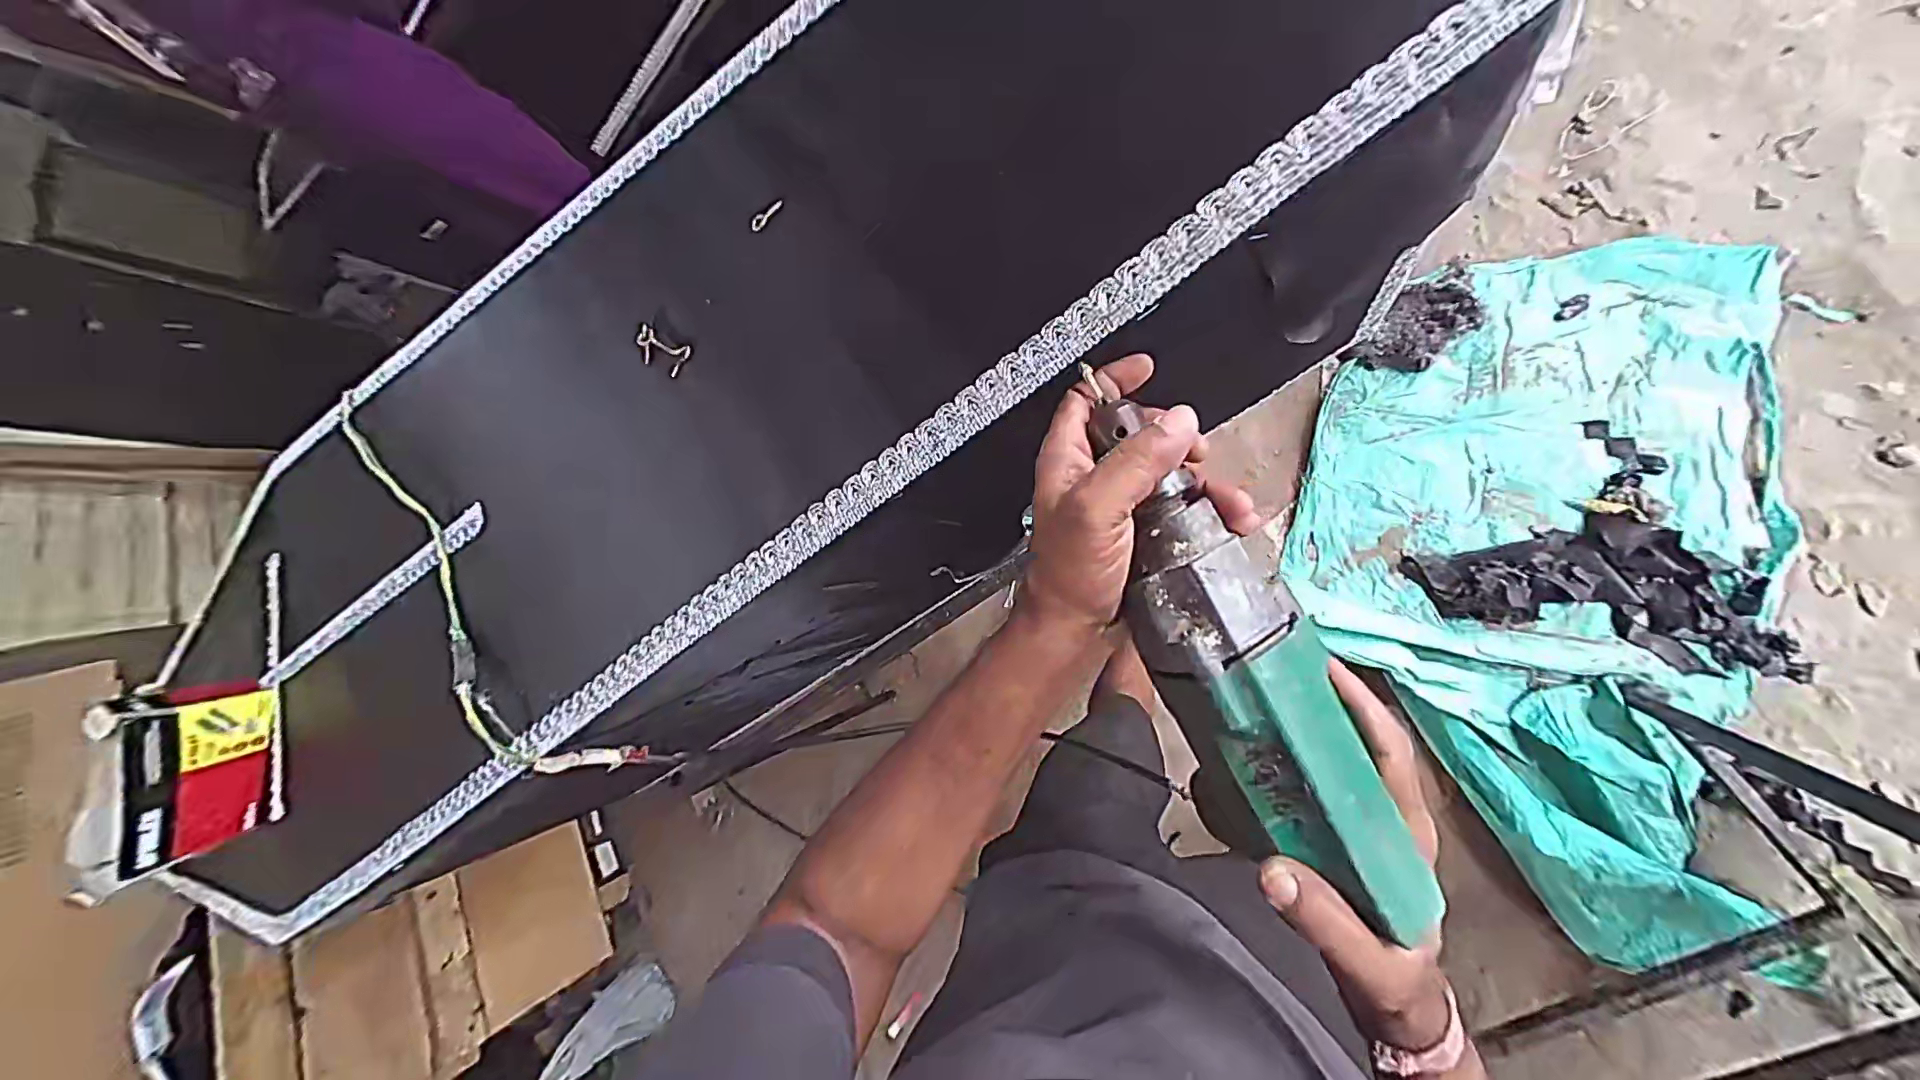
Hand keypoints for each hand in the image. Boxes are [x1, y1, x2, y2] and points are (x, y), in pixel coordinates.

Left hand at [1019, 354, 1260, 635]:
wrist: (1077, 631)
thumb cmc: (1068, 575)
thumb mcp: (1096, 509)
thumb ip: (1134, 463)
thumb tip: (1178, 423)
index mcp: (1069, 461)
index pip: (1086, 402)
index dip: (1113, 381)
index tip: (1147, 369)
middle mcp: (1094, 477)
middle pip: (1140, 433)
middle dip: (1176, 436)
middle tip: (1197, 450)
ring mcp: (1122, 504)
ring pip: (1170, 470)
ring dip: (1206, 479)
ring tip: (1226, 498)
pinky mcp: (1146, 530)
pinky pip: (1183, 505)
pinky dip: (1210, 508)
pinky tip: (1231, 519)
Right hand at [1260, 660, 1452, 1050]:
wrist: (1394, 1002)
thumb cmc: (1395, 978)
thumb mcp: (1368, 960)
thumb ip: (1325, 922)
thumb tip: (1273, 873)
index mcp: (1407, 831)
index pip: (1390, 752)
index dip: (1362, 707)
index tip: (1327, 669)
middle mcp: (1382, 813)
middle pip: (1354, 739)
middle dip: (1320, 699)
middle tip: (1275, 668)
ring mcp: (1355, 819)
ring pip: (1327, 756)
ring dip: (1294, 723)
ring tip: (1253, 696)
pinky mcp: (1328, 829)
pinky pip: (1303, 781)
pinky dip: (1278, 757)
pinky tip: (1245, 749)